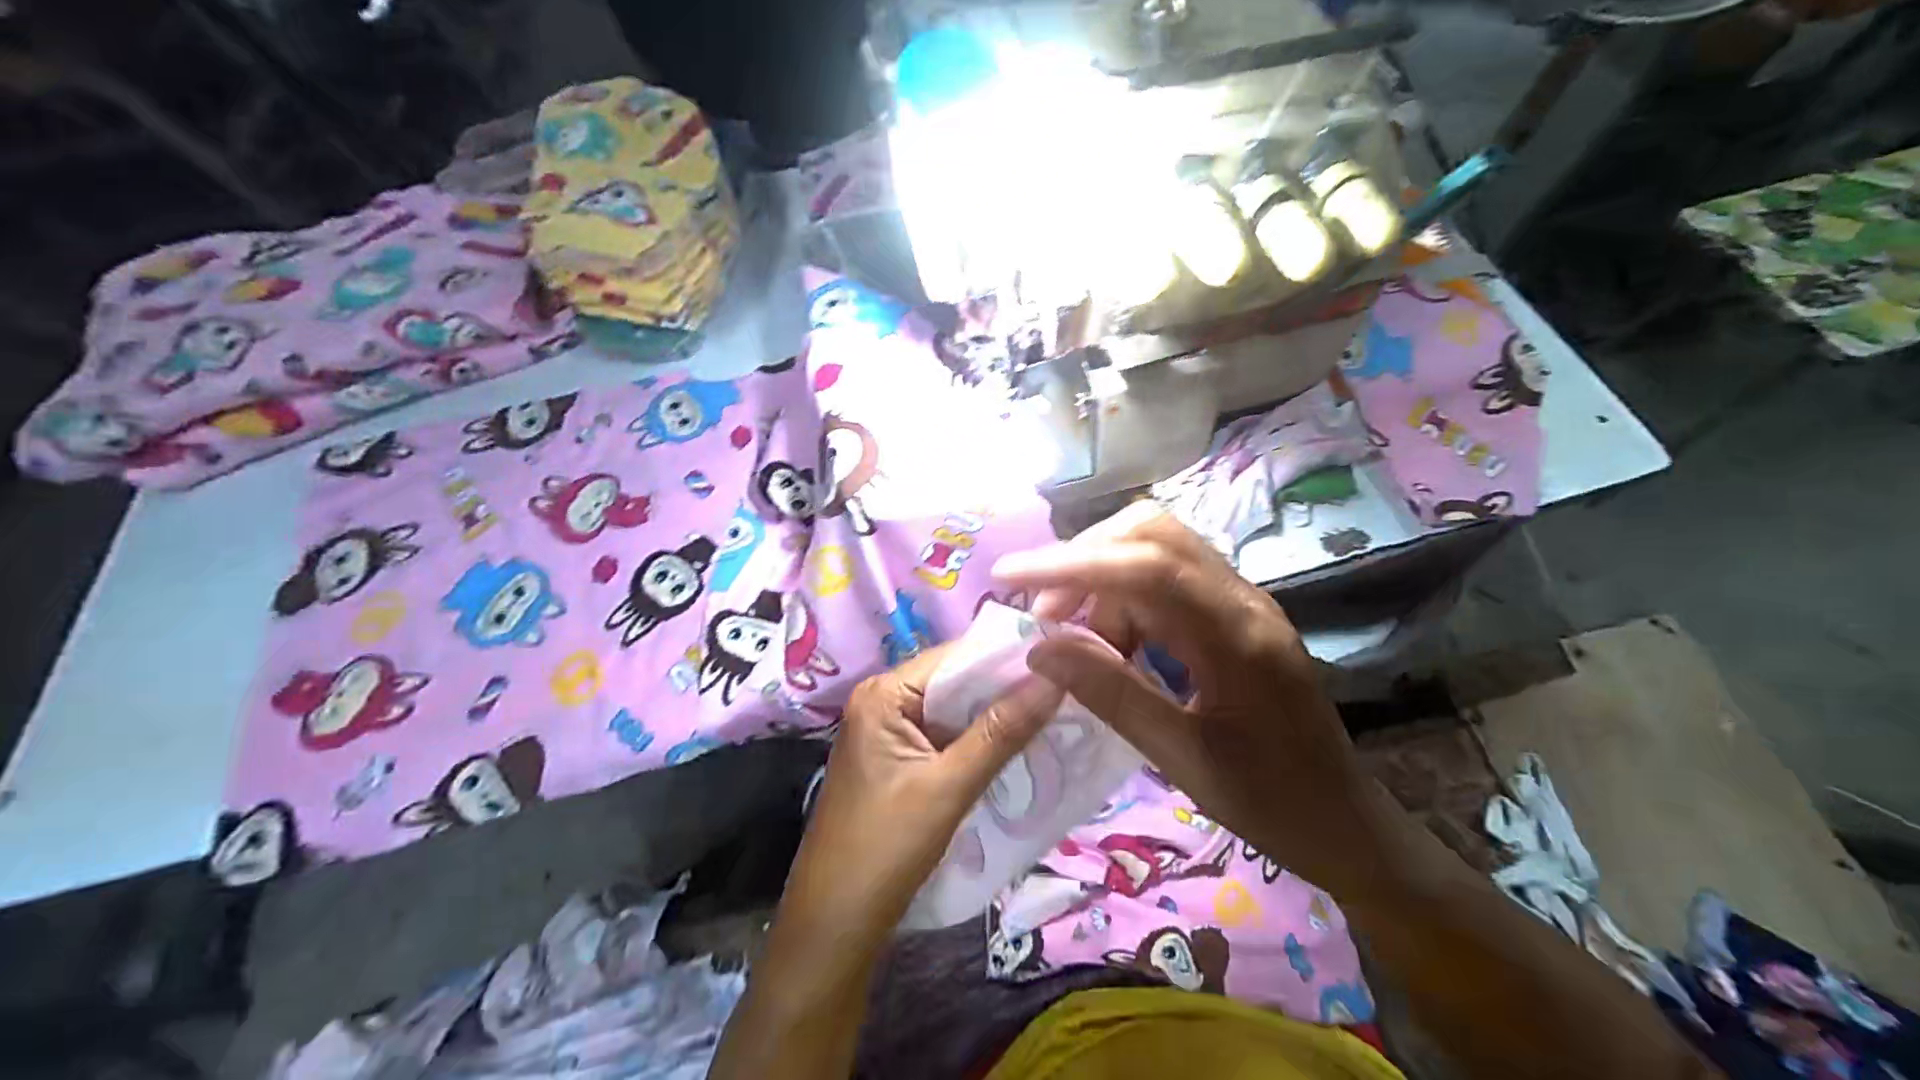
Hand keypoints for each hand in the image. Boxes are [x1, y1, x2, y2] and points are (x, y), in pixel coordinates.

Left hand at [776, 645, 1062, 958]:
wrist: (836, 924)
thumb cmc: (886, 848)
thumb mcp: (949, 787)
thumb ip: (1001, 731)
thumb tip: (1054, 678)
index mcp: (883, 694)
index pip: (955, 658)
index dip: (1006, 659)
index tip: (1062, 664)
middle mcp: (883, 702)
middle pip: (955, 683)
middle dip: (1006, 690)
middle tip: (1067, 693)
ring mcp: (888, 733)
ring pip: (954, 712)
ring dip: (996, 718)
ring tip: (1054, 717)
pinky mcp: (897, 761)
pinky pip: (946, 738)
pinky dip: (979, 742)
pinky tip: (1018, 749)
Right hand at [991, 503, 1376, 888]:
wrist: (1348, 824)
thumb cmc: (1272, 803)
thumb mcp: (1183, 758)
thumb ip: (1112, 695)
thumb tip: (1040, 650)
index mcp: (1237, 636)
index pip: (1146, 567)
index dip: (1072, 563)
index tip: (1009, 576)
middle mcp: (1242, 601)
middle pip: (1154, 535)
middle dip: (1085, 558)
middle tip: (1043, 613)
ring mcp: (1240, 604)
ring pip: (1157, 552)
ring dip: (1102, 579)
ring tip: (1069, 637)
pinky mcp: (1233, 617)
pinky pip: (1167, 583)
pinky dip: (1124, 599)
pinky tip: (1108, 644)